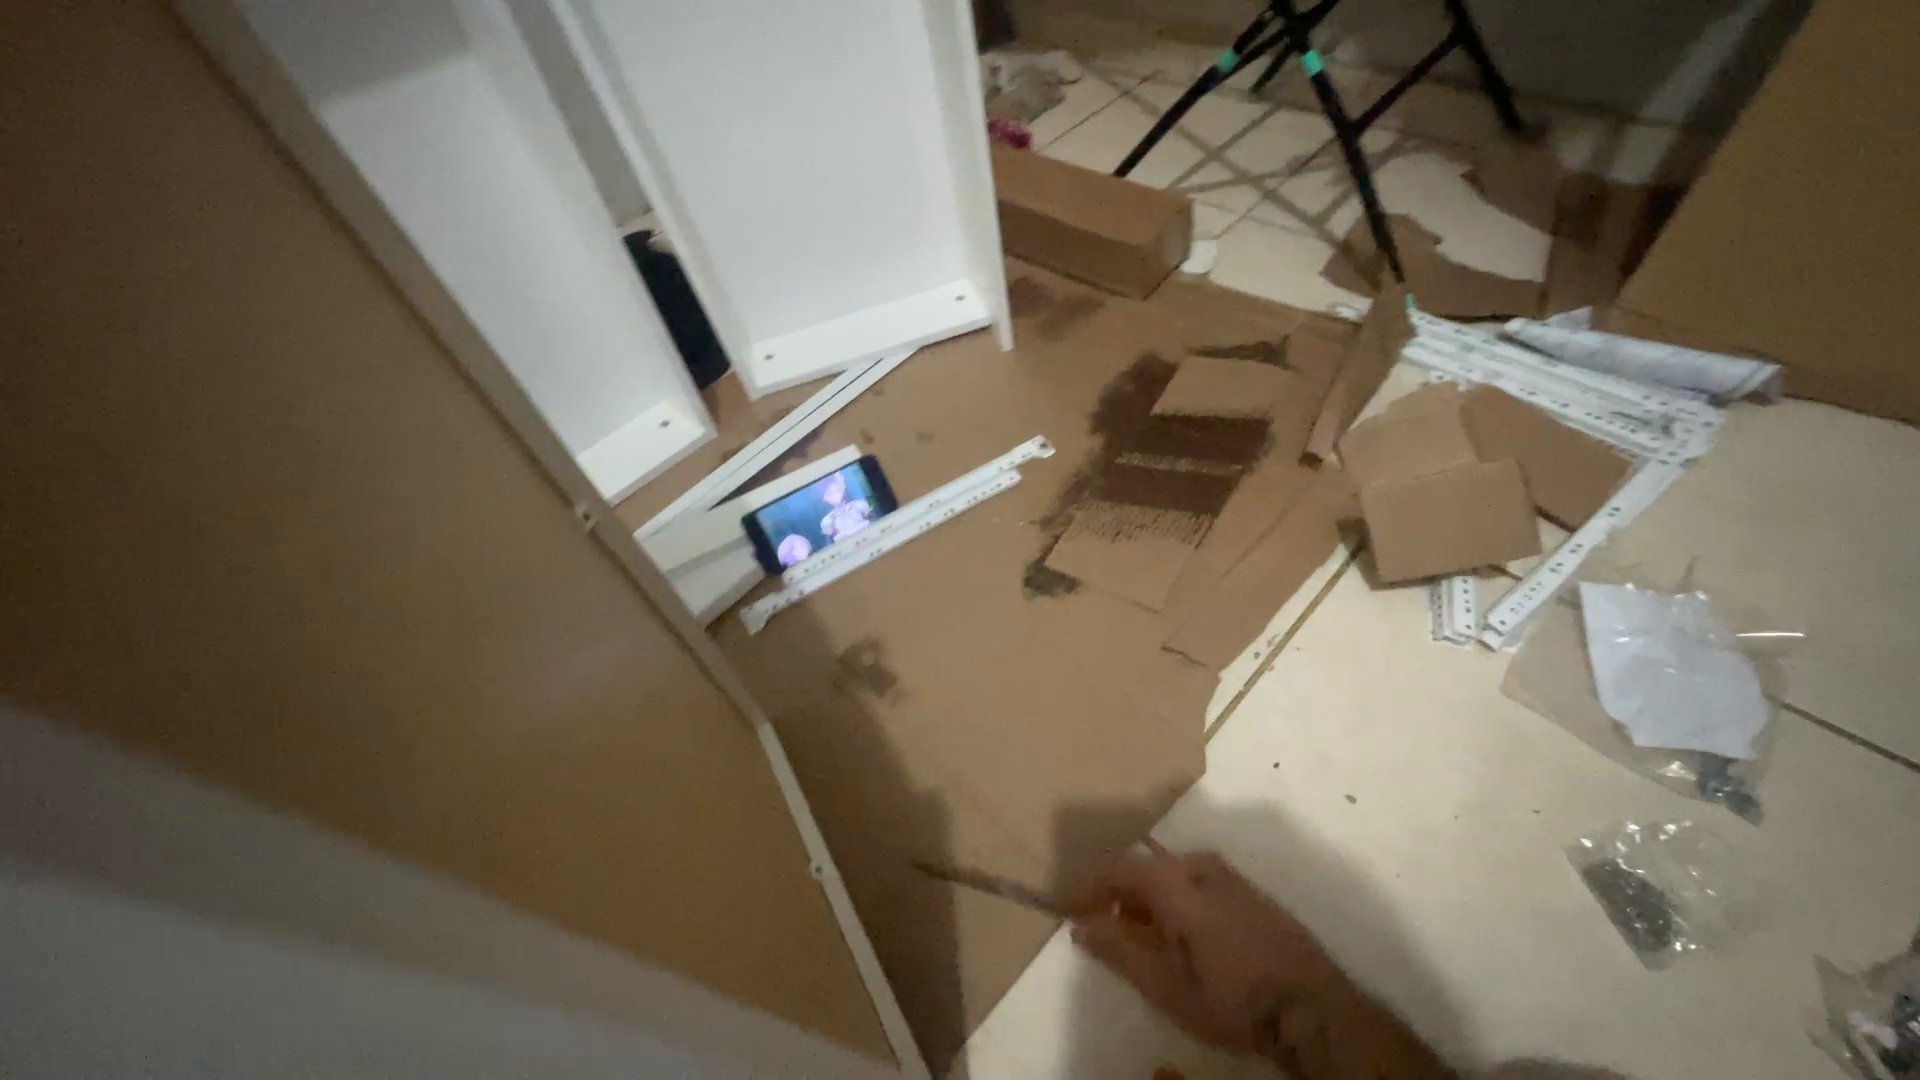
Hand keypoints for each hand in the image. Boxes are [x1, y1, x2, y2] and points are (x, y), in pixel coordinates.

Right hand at [1068, 851, 1346, 1052]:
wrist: (1312, 1009)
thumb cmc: (1230, 997)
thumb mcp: (1164, 984)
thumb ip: (1118, 950)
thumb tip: (1079, 925)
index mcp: (1174, 880)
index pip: (1118, 872)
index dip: (1090, 891)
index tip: (1072, 912)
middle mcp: (1201, 865)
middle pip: (1148, 871)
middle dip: (1125, 899)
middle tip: (1114, 933)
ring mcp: (1231, 876)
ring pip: (1176, 877)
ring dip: (1156, 902)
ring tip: (1152, 940)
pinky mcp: (1253, 892)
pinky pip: (1201, 885)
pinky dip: (1183, 903)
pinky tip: (1189, 937)